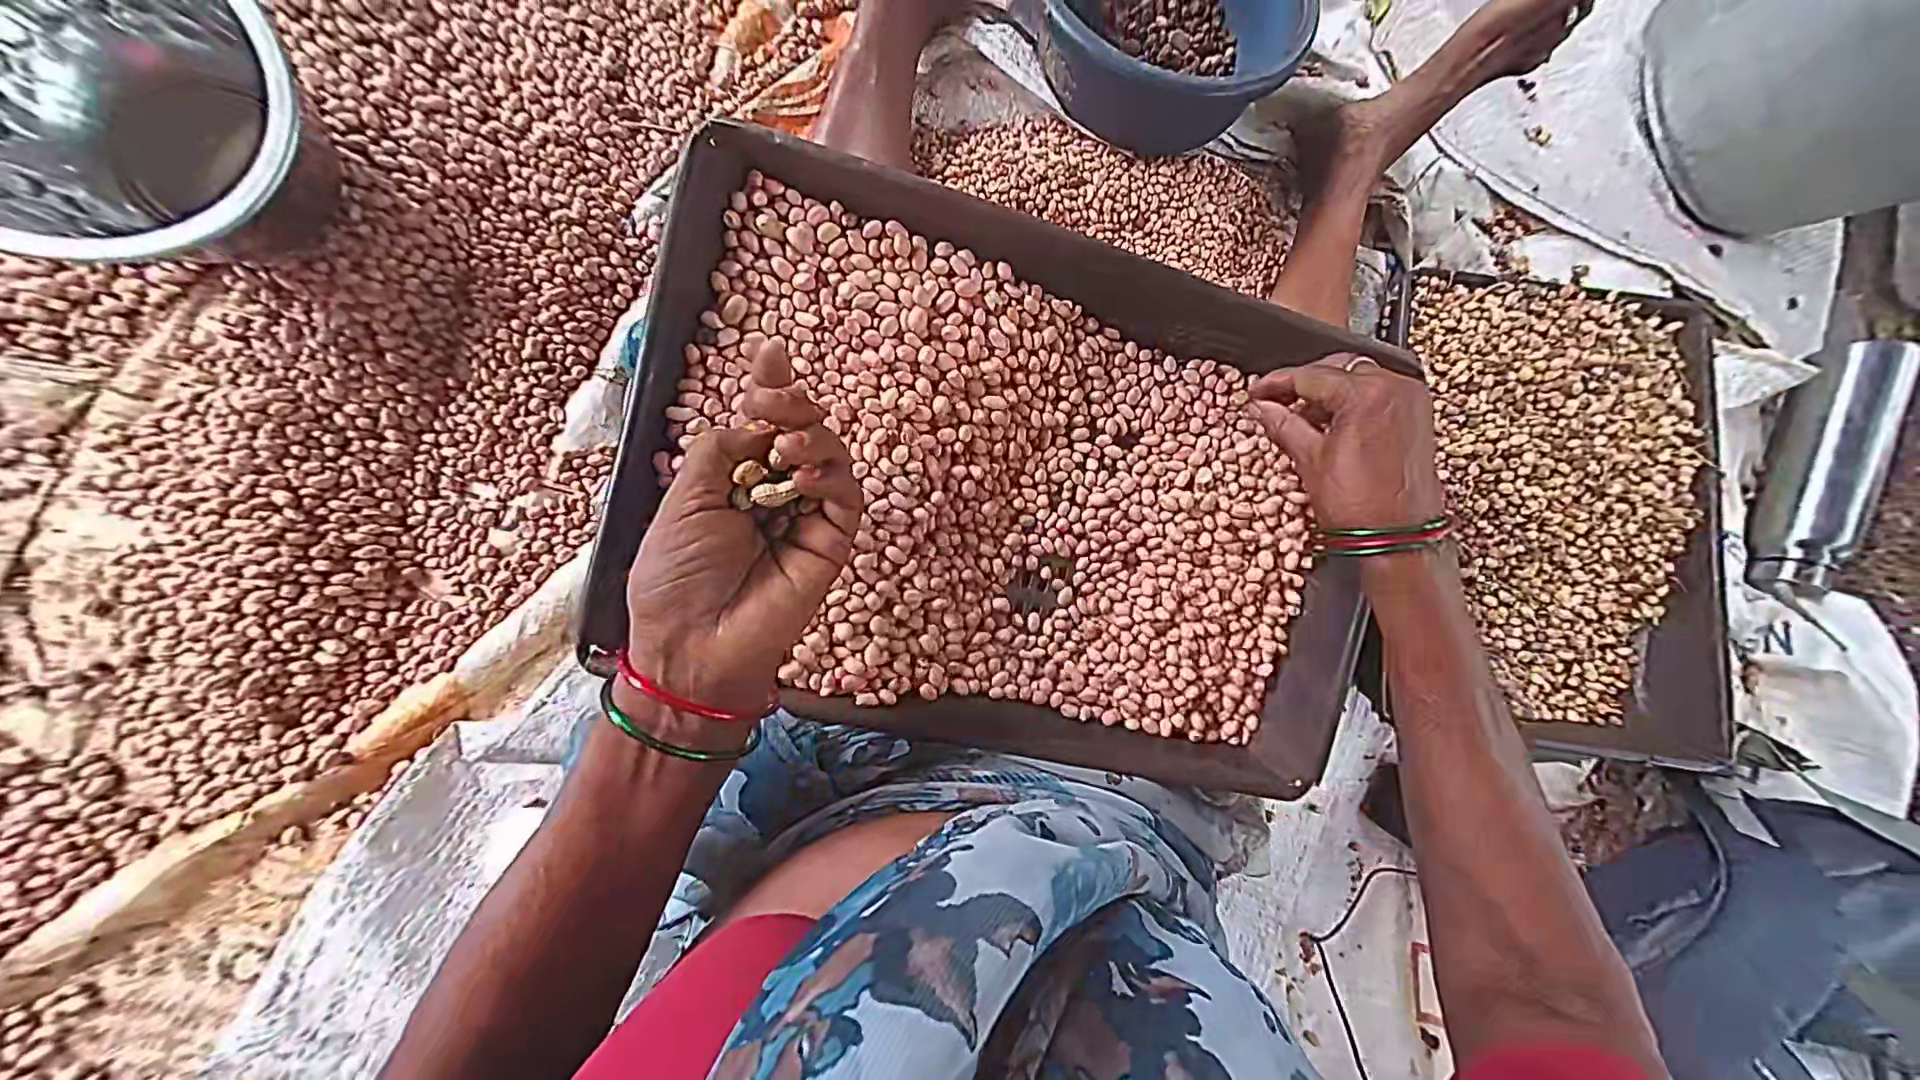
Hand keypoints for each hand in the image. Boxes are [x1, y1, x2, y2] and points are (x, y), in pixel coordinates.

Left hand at [625, 341, 862, 715]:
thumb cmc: (676, 576)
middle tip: (769, 402)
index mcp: (737, 480)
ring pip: (829, 459)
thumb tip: (758, 419)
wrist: (692, 642)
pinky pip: (845, 499)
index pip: (762, 426)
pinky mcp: (829, 543)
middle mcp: (774, 493)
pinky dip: (829, 478)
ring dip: (812, 438)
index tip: (770, 354)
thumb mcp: (683, 498)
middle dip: (790, 407)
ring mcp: (805, 518)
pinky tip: (799, 477)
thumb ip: (721, 448)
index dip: (770, 390)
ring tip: (785, 446)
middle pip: (801, 433)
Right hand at [1247, 354, 1446, 530]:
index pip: (1310, 375)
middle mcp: (1395, 388)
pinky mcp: (1416, 417)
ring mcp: (1410, 401)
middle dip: (1302, 384)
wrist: (1397, 537)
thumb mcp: (1309, 459)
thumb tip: (1262, 408)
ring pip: (1357, 379)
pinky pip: (1376, 394)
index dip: (1276, 383)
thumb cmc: (1360, 505)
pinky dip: (1350, 402)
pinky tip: (1327, 424)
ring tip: (1298, 417)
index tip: (1256, 391)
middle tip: (1273, 401)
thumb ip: (1282, 424)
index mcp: (1368, 394)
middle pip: (1336, 369)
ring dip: (1326, 393)